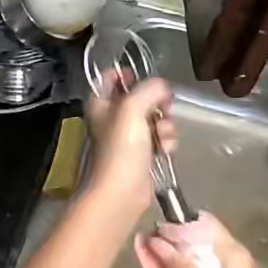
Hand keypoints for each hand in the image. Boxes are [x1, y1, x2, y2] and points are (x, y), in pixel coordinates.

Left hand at [83, 73, 175, 212]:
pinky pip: (160, 138)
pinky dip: (166, 142)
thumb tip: (162, 86)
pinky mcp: (143, 154)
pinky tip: (166, 150)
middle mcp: (113, 116)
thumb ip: (148, 89)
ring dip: (165, 124)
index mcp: (101, 102)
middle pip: (141, 97)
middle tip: (165, 108)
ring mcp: (128, 136)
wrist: (122, 192)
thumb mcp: (132, 109)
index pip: (112, 77)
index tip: (148, 81)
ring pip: (154, 118)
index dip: (130, 74)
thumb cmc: (121, 148)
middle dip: (158, 102)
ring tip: (163, 137)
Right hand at [146, 215, 267, 267]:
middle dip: (170, 244)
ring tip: (148, 264)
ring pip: (193, 260)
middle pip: (196, 241)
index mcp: (234, 254)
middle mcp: (231, 259)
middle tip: (143, 250)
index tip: (153, 231)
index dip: (178, 223)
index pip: (203, 222)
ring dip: (172, 263)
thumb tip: (155, 241)